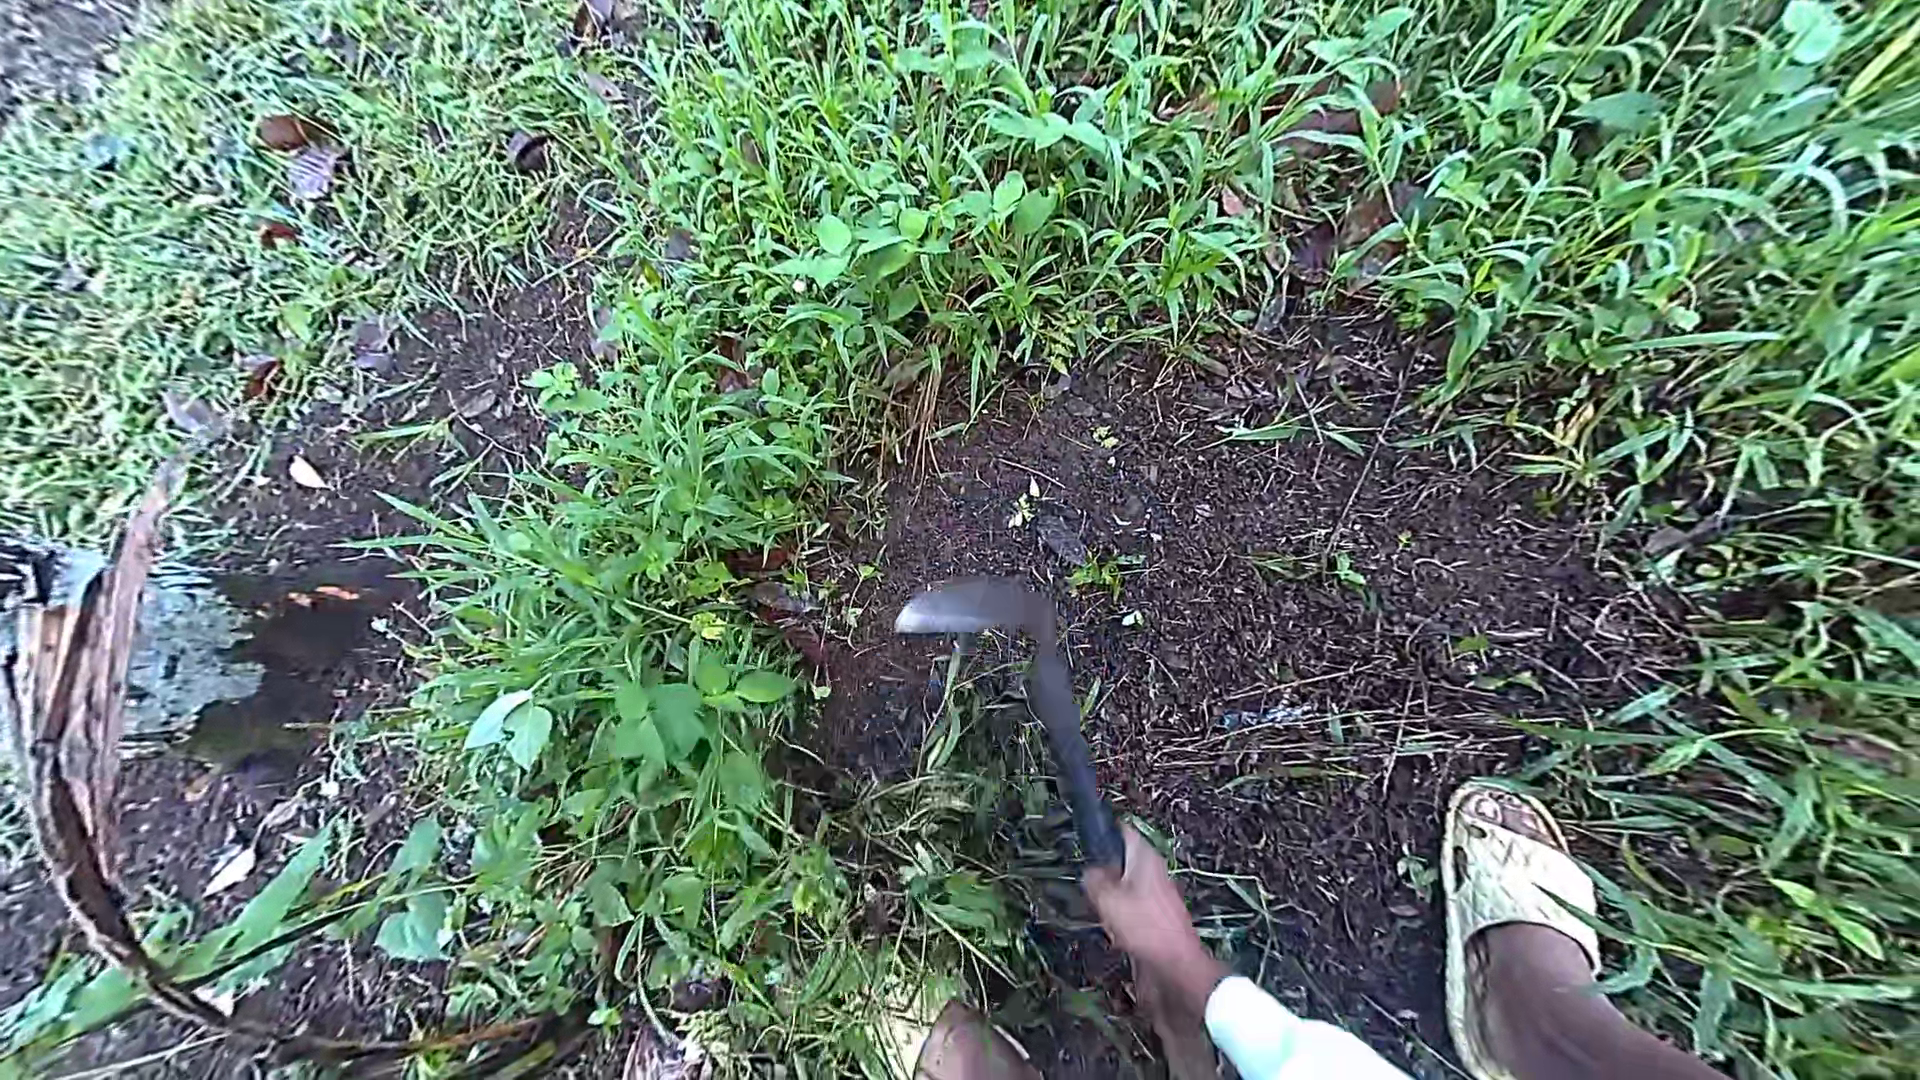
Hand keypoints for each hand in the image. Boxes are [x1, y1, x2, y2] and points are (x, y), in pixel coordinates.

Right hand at [1082, 825, 1227, 1011]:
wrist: (1177, 969)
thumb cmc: (1146, 927)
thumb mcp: (1107, 898)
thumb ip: (1093, 879)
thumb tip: (1088, 873)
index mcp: (1144, 856)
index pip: (1121, 830)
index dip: (1102, 832)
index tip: (1086, 841)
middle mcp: (1154, 869)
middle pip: (1121, 860)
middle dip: (1104, 871)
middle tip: (1091, 883)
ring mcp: (1158, 893)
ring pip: (1125, 885)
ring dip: (1111, 896)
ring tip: (1103, 910)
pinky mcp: (1159, 916)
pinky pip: (1132, 907)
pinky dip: (1121, 915)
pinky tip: (1115, 930)